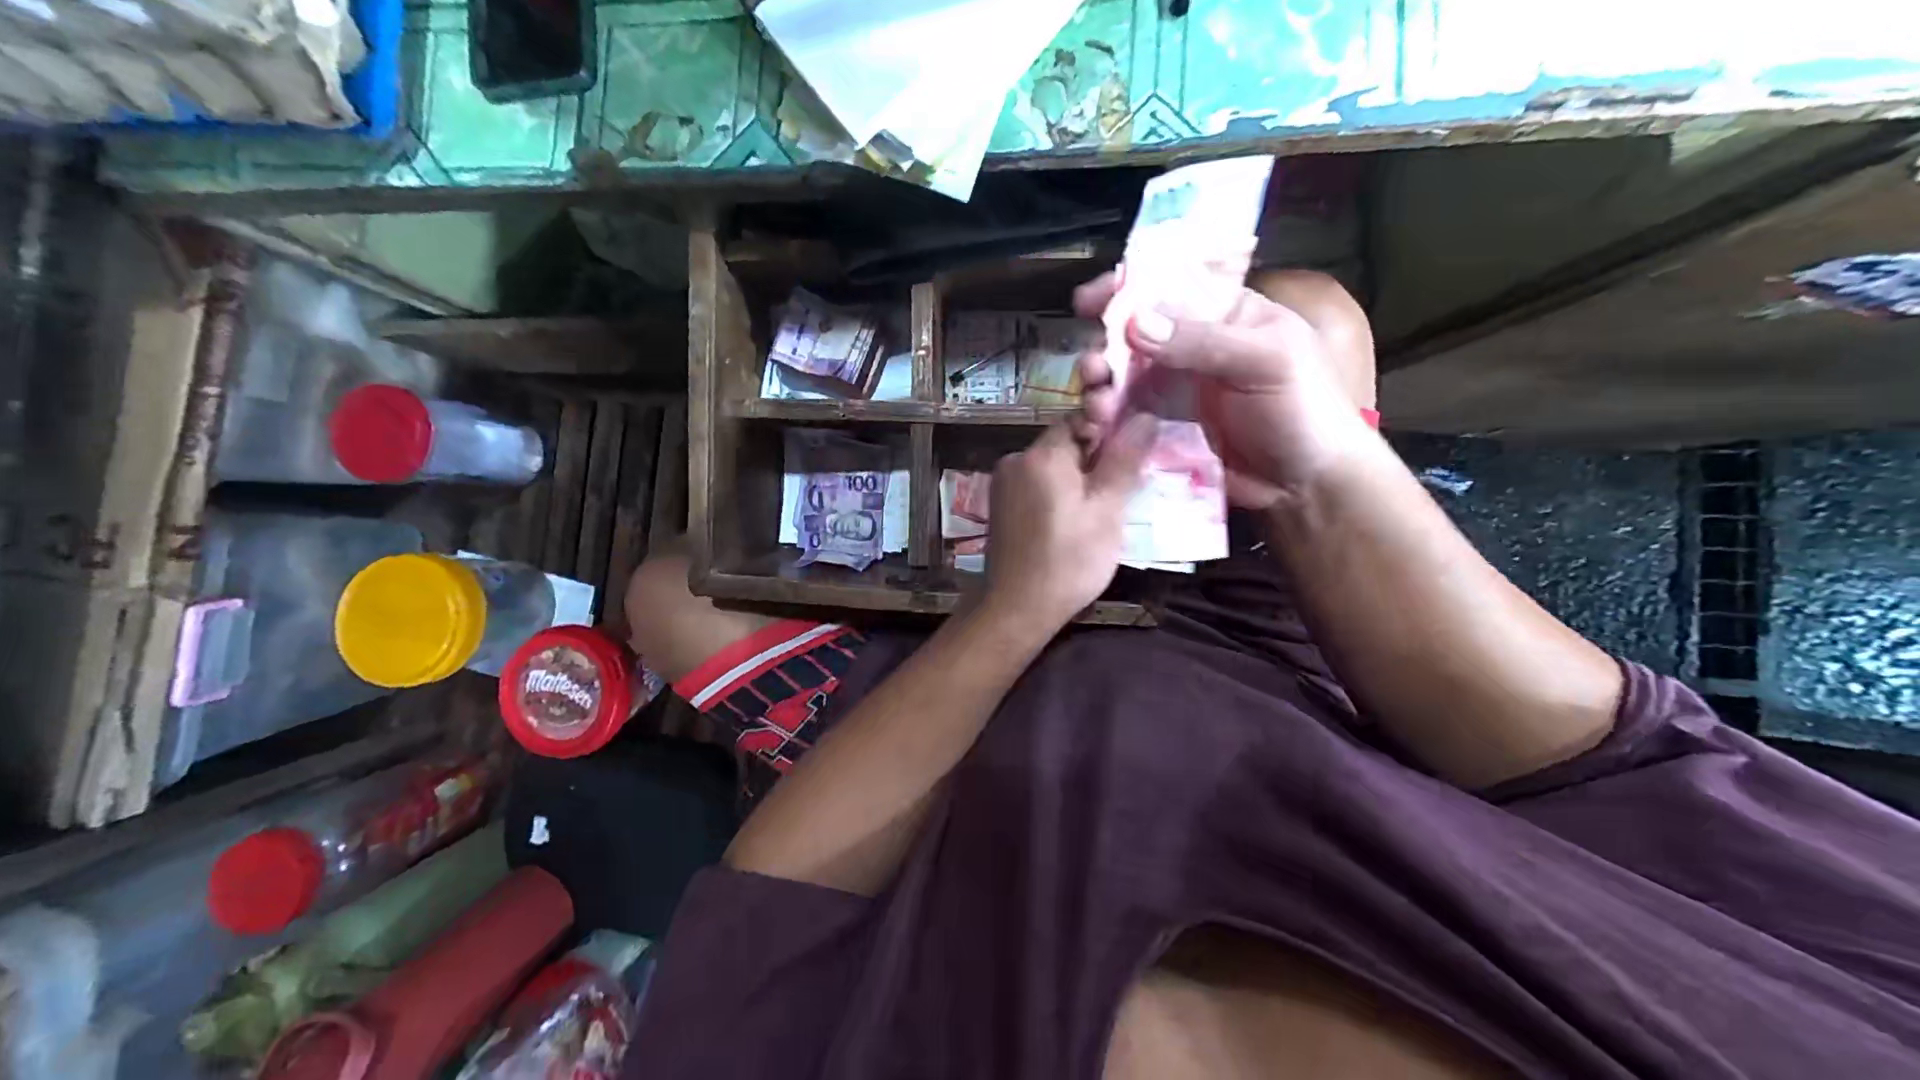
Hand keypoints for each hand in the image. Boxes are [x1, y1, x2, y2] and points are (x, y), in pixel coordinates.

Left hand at [983, 418, 1155, 626]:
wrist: (1017, 608)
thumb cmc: (1069, 561)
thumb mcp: (1107, 510)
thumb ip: (1124, 460)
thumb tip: (1144, 416)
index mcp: (1041, 454)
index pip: (1082, 420)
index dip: (1110, 435)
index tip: (1129, 462)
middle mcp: (1015, 459)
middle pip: (1065, 443)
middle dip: (1094, 462)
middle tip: (1118, 495)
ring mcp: (1003, 484)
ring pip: (1052, 467)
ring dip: (1077, 481)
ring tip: (1097, 514)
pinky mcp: (1000, 506)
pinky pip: (1037, 486)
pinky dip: (1057, 496)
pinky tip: (1071, 524)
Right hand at [1074, 271, 1378, 510]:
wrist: (1306, 485)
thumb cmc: (1302, 410)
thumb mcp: (1266, 360)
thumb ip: (1202, 340)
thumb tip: (1134, 323)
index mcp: (1223, 313)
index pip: (1167, 286)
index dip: (1125, 288)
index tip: (1087, 301)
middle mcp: (1191, 345)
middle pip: (1132, 333)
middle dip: (1103, 346)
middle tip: (1092, 370)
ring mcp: (1174, 388)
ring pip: (1121, 375)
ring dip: (1100, 385)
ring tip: (1097, 405)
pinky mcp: (1162, 427)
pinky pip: (1123, 413)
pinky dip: (1105, 416)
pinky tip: (1097, 426)